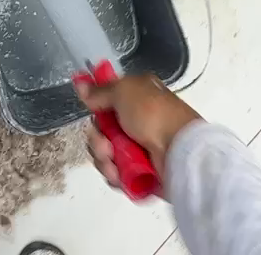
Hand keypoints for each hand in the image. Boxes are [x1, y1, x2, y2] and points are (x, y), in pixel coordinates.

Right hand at [75, 73, 201, 188]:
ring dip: (103, 158)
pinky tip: (117, 175)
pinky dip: (113, 175)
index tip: (89, 108)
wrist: (180, 152)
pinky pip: (116, 173)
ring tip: (112, 162)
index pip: (107, 99)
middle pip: (102, 129)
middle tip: (104, 144)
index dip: (96, 105)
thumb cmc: (153, 114)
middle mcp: (137, 120)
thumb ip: (100, 91)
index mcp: (136, 96)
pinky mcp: (140, 172)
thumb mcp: (124, 91)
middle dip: (96, 138)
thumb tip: (81, 84)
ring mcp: (138, 148)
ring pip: (105, 153)